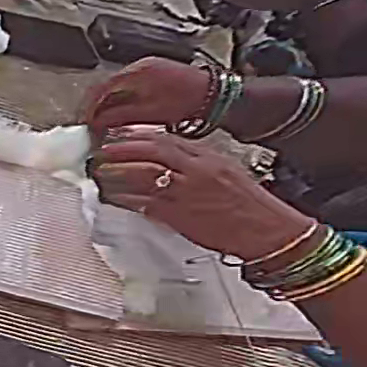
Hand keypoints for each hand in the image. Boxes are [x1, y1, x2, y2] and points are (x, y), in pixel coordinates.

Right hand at [83, 58, 210, 144]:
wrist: (215, 95)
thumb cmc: (188, 102)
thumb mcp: (148, 113)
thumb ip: (118, 116)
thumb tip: (97, 122)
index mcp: (137, 72)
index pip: (100, 88)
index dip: (88, 107)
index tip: (84, 122)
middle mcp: (140, 66)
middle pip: (106, 86)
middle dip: (95, 106)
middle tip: (90, 124)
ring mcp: (147, 67)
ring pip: (115, 87)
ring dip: (106, 104)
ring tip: (103, 121)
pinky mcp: (153, 73)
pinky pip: (127, 86)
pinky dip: (118, 100)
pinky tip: (118, 113)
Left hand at [92, 129, 314, 260]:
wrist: (267, 231)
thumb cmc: (247, 206)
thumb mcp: (224, 172)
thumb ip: (195, 163)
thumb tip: (166, 159)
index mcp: (208, 158)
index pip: (166, 139)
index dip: (137, 136)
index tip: (119, 135)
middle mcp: (196, 171)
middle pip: (151, 153)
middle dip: (122, 150)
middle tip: (102, 151)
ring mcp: (185, 193)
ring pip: (142, 176)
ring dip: (116, 174)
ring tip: (99, 172)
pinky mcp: (177, 215)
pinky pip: (143, 203)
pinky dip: (123, 198)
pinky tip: (111, 196)